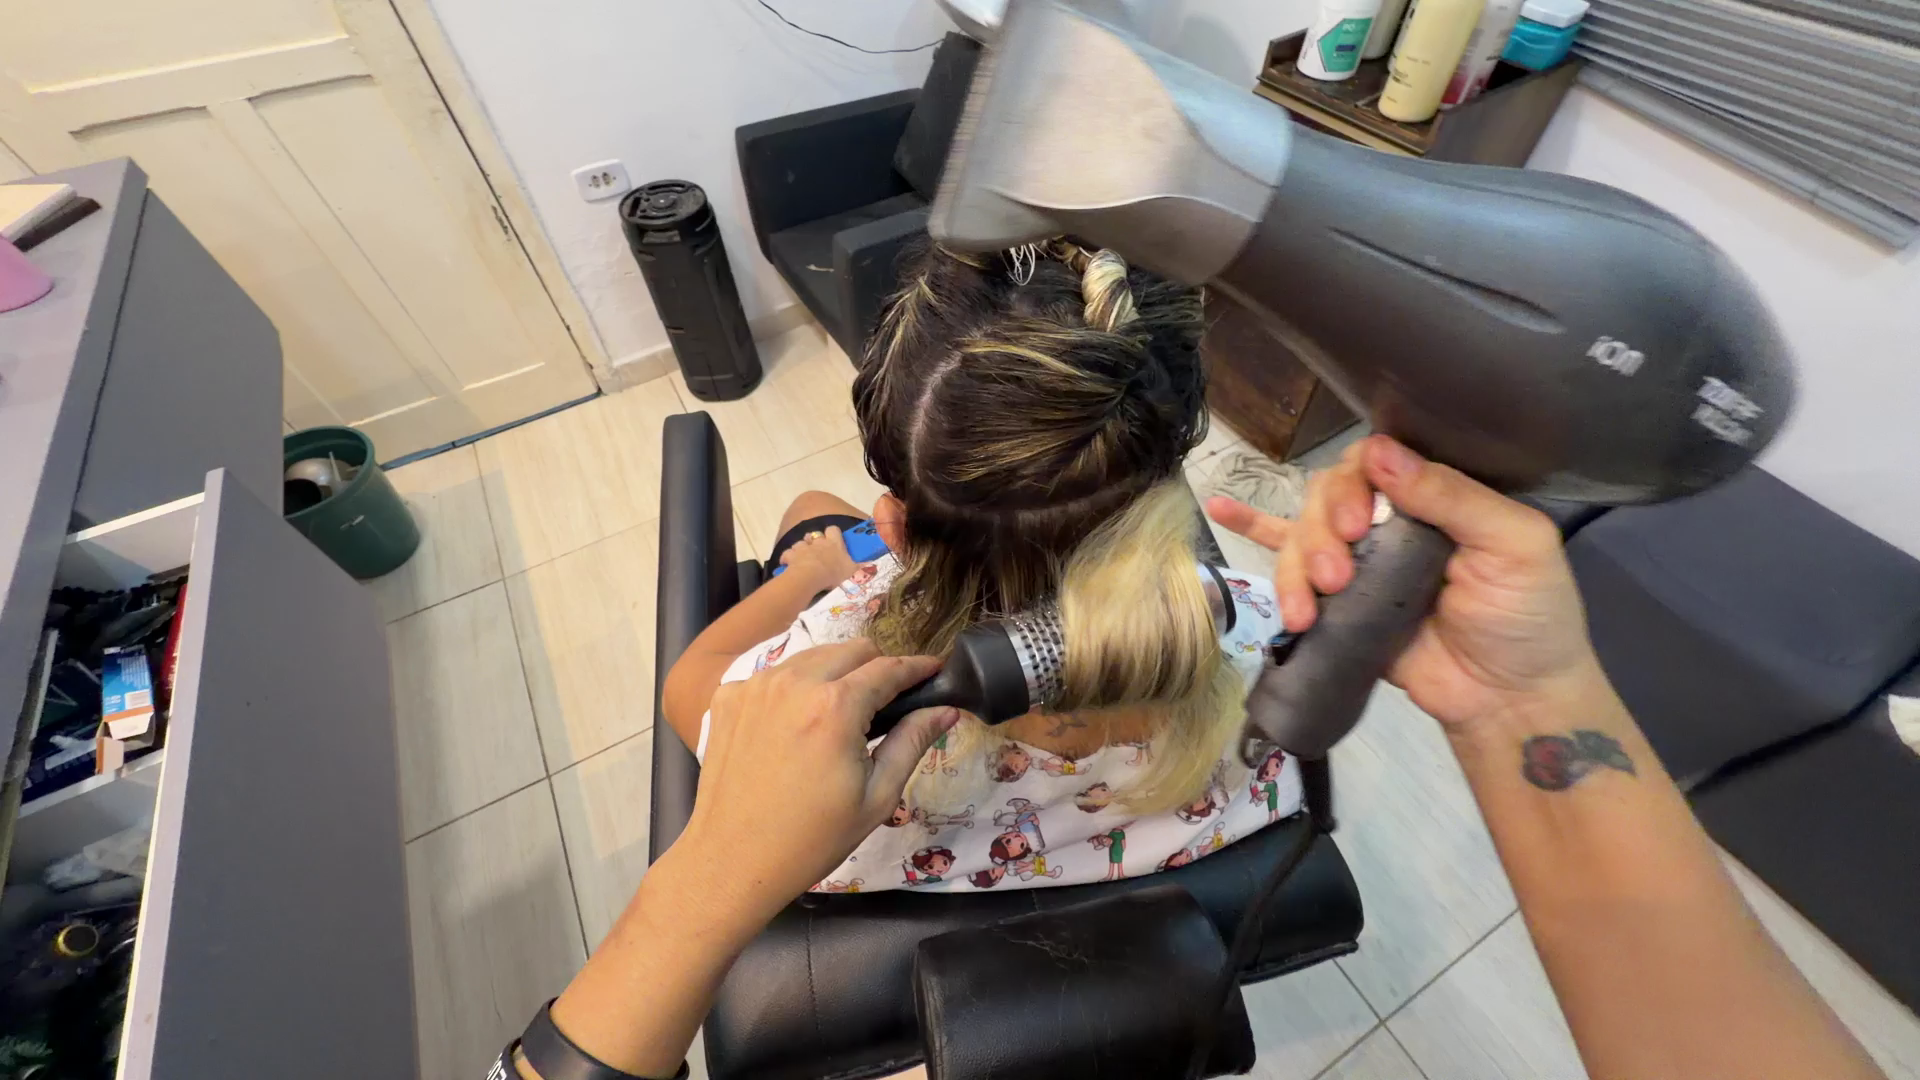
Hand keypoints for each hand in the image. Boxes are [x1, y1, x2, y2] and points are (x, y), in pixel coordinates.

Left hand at [684, 640, 958, 923]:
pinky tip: (796, 724)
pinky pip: (778, 673)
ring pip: (815, 654)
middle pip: (854, 649)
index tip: (936, 668)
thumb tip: (947, 710)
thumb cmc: (812, 838)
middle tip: (887, 701)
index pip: (890, 668)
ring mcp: (757, 684)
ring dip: (837, 672)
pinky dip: (797, 687)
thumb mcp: (876, 797)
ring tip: (841, 712)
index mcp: (836, 707)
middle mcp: (795, 681)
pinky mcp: (731, 695)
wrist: (730, 862)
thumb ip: (912, 742)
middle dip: (879, 666)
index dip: (918, 667)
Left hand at [778, 525, 856, 588]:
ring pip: (800, 542)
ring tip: (802, 557)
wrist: (810, 578)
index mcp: (834, 543)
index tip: (833, 539)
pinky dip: (787, 557)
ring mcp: (803, 547)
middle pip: (815, 534)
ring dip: (801, 548)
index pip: (833, 529)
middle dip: (815, 540)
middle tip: (817, 550)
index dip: (833, 533)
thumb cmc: (834, 574)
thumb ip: (860, 566)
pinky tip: (787, 563)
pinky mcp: (791, 554)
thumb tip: (871, 563)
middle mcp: (818, 541)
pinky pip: (787, 553)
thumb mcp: (852, 572)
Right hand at [1206, 436, 1601, 734]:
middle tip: (1339, 577)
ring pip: (1299, 533)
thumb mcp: (1515, 546)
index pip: (1375, 461)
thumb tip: (1379, 452)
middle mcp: (1388, 516)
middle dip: (1321, 534)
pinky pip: (1281, 552)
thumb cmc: (1527, 617)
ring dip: (1294, 566)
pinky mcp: (1329, 595)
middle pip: (1327, 495)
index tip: (1357, 525)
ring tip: (1309, 608)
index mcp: (1434, 495)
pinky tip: (1217, 507)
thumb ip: (1453, 497)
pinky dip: (1249, 527)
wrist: (1503, 698)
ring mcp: (1355, 555)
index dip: (1355, 484)